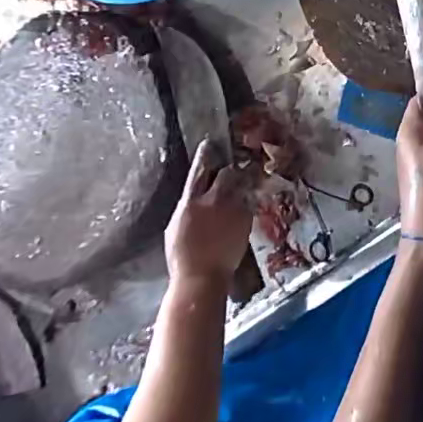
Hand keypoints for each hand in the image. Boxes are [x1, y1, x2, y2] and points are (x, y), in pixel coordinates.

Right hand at [165, 139, 254, 285]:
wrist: (204, 278)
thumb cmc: (183, 255)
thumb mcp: (176, 225)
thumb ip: (188, 205)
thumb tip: (195, 194)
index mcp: (191, 201)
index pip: (199, 169)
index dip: (204, 154)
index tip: (209, 143)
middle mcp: (214, 200)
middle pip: (226, 173)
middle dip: (226, 172)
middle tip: (224, 178)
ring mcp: (233, 209)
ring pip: (239, 186)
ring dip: (236, 187)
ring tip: (233, 196)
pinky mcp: (246, 219)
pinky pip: (246, 203)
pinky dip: (242, 204)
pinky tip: (236, 214)